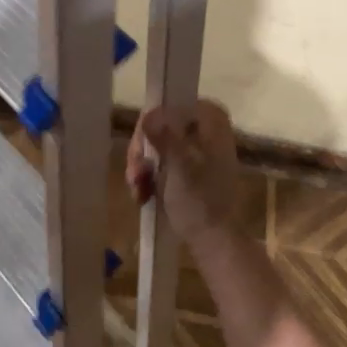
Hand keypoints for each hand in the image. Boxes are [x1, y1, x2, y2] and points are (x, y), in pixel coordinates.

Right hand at [126, 99, 241, 250]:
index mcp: (211, 118)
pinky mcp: (187, 163)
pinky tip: (142, 195)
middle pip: (158, 124)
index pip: (167, 106)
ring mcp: (195, 144)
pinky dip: (147, 175)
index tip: (138, 154)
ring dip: (141, 167)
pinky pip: (158, 159)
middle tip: (134, 177)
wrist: (212, 240)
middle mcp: (205, 124)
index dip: (148, 129)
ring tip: (137, 191)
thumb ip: (166, 139)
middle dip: (142, 153)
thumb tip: (148, 114)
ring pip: (154, 143)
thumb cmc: (201, 204)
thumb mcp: (181, 169)